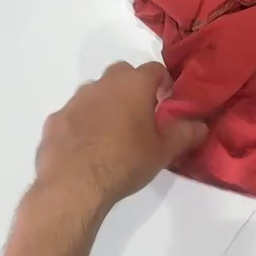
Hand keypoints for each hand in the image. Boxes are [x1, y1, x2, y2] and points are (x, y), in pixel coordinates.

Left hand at [27, 61, 206, 221]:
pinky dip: (81, 123)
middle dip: (132, 87)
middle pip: (122, 73)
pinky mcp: (54, 120)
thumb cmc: (125, 162)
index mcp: (133, 85)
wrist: (72, 187)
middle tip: (140, 114)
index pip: (154, 69)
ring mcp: (74, 101)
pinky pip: (73, 115)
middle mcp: (103, 84)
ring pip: (95, 92)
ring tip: (112, 132)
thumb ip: (186, 133)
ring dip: (105, 103)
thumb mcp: (164, 151)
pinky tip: (86, 147)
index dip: (164, 82)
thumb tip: (201, 125)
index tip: (167, 101)